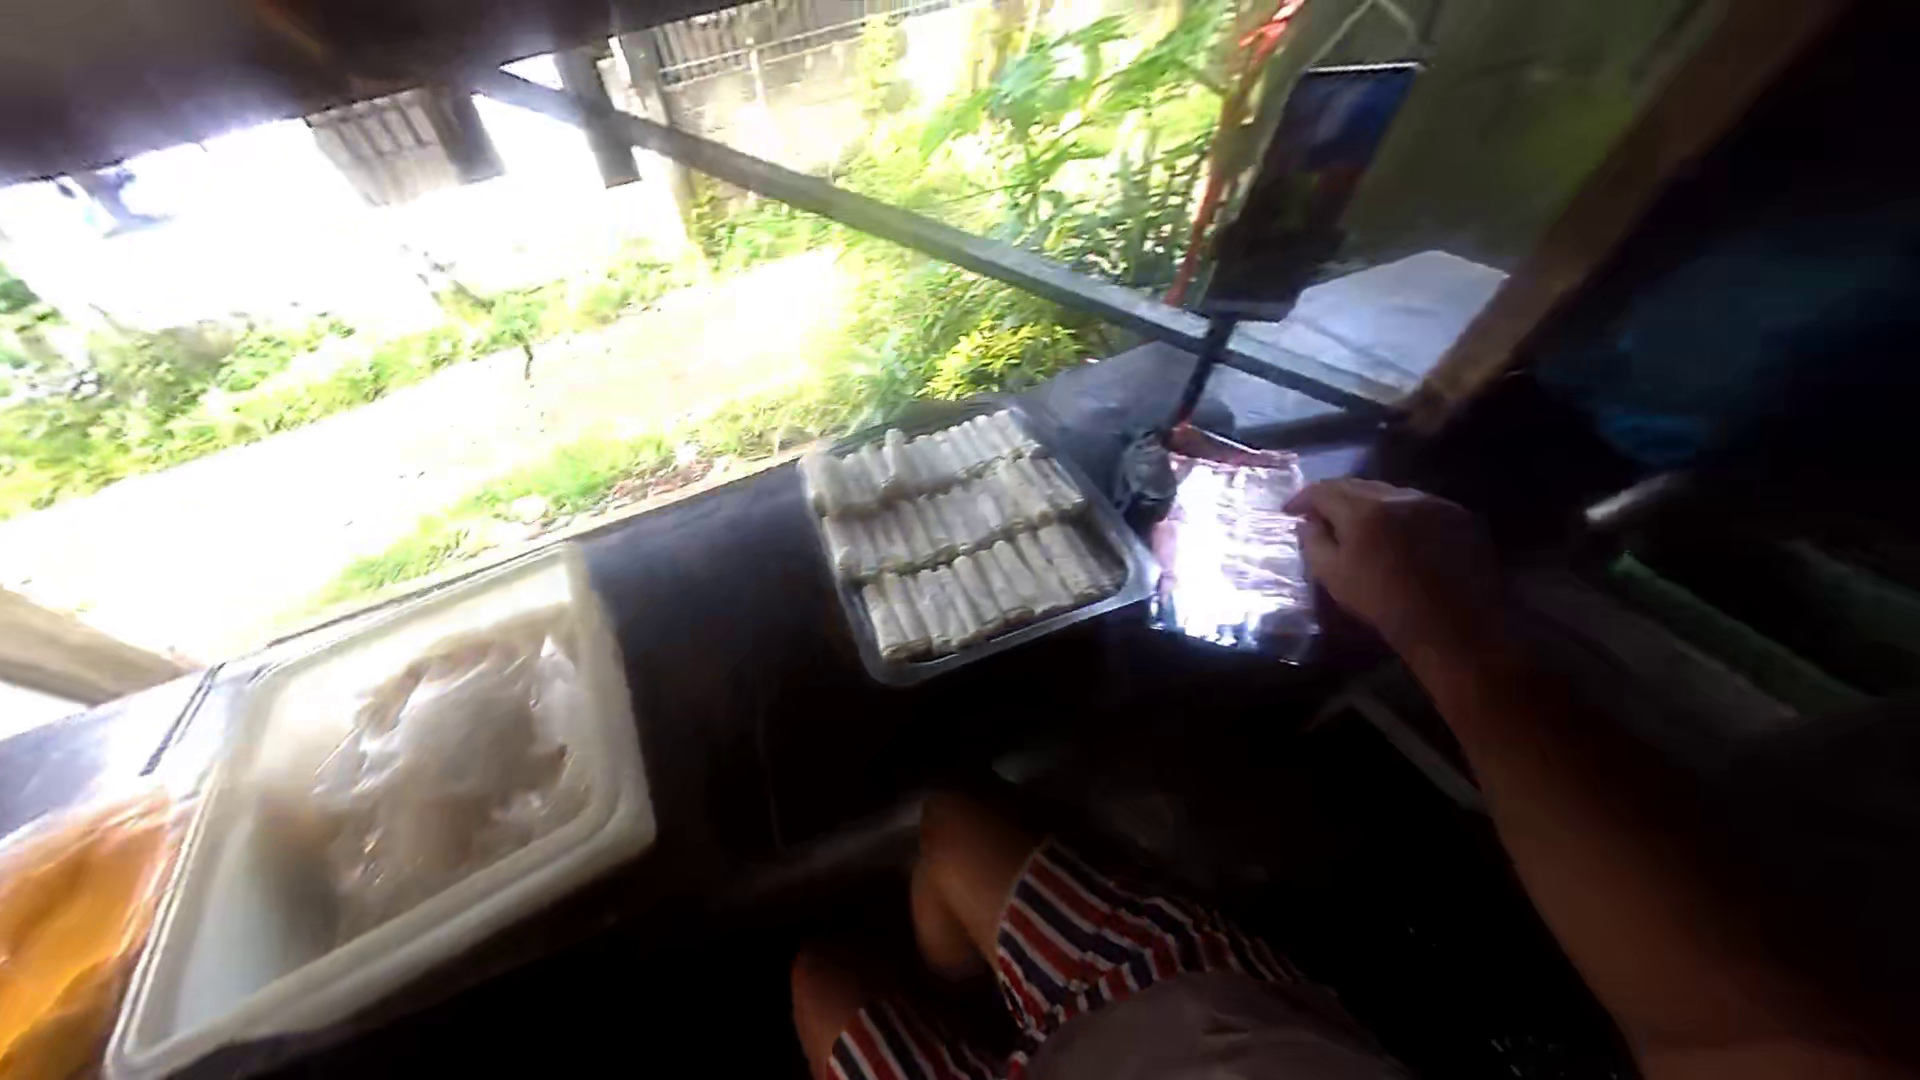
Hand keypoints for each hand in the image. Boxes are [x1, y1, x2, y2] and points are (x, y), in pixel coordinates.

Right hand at [1284, 478, 1504, 658]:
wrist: (1453, 628)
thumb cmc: (1383, 604)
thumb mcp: (1332, 576)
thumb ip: (1313, 542)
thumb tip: (1307, 522)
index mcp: (1364, 512)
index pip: (1323, 490)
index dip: (1302, 498)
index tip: (1290, 512)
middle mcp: (1400, 497)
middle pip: (1356, 484)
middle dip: (1332, 497)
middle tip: (1318, 514)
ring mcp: (1434, 503)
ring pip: (1387, 491)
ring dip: (1365, 503)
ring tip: (1355, 523)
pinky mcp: (1460, 515)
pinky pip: (1416, 504)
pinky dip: (1396, 512)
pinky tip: (1393, 533)